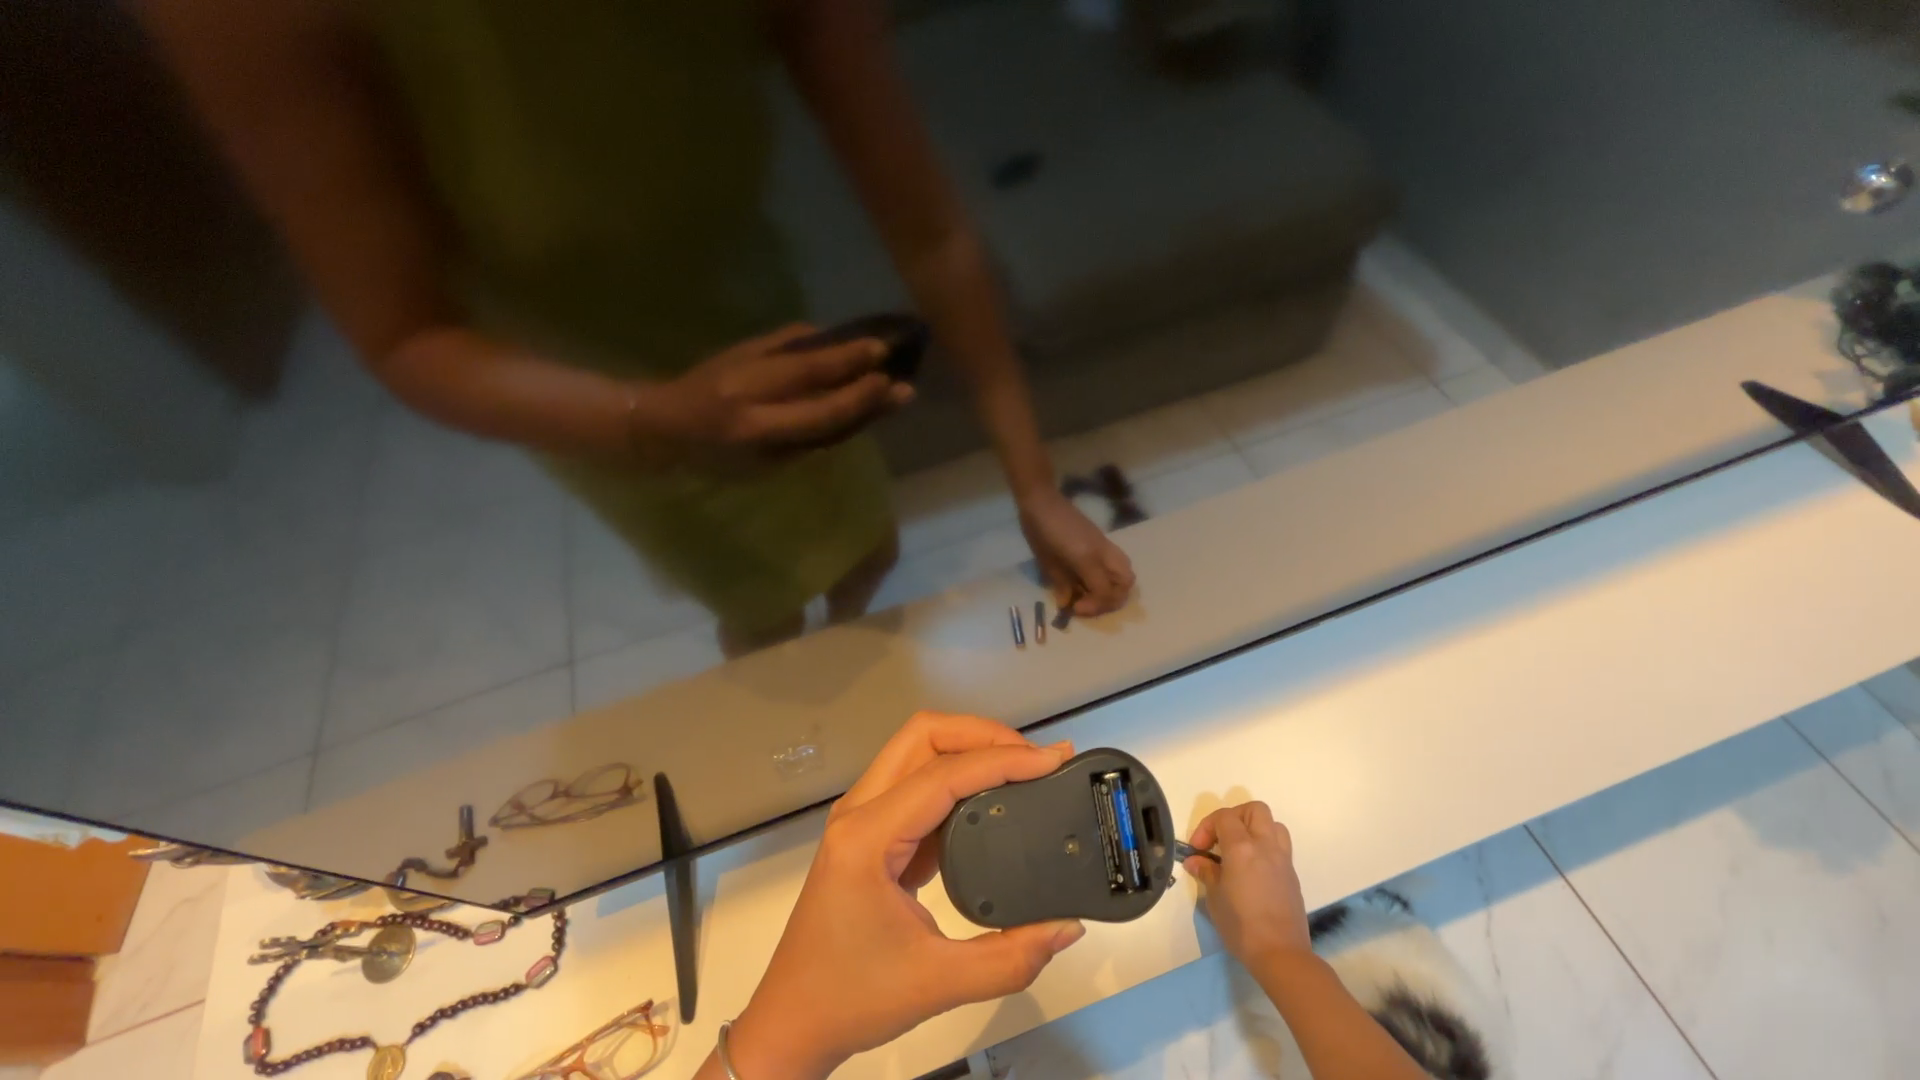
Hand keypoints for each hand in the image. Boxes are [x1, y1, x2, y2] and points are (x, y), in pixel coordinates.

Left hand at [634, 323, 912, 466]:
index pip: (819, 412)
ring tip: (874, 342)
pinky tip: (835, 339)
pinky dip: (816, 338)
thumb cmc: (713, 460)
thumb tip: (851, 416)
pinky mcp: (739, 346)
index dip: (858, 398)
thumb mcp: (759, 466)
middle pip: (815, 369)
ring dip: (841, 344)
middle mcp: (751, 391)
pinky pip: (786, 338)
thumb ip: (803, 441)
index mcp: (756, 429)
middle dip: (857, 359)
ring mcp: (743, 362)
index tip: (889, 387)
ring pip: (803, 348)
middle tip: (892, 351)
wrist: (658, 424)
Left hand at [719, 713, 1084, 1079]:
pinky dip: (955, 778)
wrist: (793, 1021)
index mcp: (867, 838)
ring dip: (968, 749)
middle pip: (922, 736)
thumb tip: (1068, 926)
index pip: (942, 775)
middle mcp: (859, 813)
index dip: (1001, 760)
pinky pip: (914, 784)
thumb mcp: (937, 984)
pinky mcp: (870, 834)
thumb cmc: (851, 998)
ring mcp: (861, 819)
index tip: (1050, 761)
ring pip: (916, 752)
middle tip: (1033, 758)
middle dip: (982, 734)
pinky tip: (991, 803)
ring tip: (1021, 770)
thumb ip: (1011, 958)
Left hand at [1017, 489, 1135, 615]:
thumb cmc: (1039, 531)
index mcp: (1087, 559)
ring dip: (1116, 588)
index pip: (1105, 591)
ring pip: (1127, 571)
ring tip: (1095, 592)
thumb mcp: (1046, 562)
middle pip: (1126, 583)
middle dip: (1111, 600)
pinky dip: (1112, 576)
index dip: (1093, 606)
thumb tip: (1068, 603)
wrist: (1042, 501)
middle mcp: (1103, 553)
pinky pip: (1118, 561)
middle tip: (1090, 603)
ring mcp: (1106, 545)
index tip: (1075, 608)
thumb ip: (1061, 584)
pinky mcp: (1103, 540)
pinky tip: (1092, 578)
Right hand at [1183, 802, 1311, 970]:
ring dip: (1254, 829)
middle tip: (1221, 838)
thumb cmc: (1241, 925)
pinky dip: (1265, 848)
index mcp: (1242, 848)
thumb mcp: (1214, 898)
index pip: (1225, 817)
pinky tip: (1252, 870)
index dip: (1207, 827)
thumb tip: (1196, 861)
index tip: (1198, 849)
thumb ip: (1207, 872)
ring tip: (1239, 850)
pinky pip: (1280, 847)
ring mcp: (1283, 860)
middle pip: (1255, 810)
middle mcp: (1266, 846)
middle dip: (1234, 817)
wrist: (1280, 953)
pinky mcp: (1292, 876)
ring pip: (1273, 825)